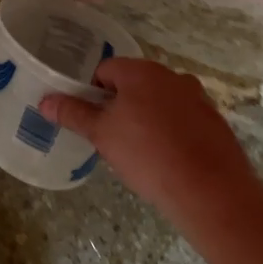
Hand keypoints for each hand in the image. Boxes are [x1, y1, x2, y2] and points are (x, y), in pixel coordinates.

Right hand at [41, 58, 259, 222]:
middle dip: (122, 107)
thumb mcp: (101, 134)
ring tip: (143, 153)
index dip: (93, 94)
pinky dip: (173, 134)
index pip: (105, 70)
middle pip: (135, 85)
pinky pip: (184, 121)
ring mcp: (199, 99)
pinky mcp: (217, 124)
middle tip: (114, 138)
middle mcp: (172, 76)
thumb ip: (73, 113)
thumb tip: (45, 101)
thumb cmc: (148, 155)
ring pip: (161, 103)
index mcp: (141, 71)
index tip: (93, 121)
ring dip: (149, 119)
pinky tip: (170, 161)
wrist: (212, 193)